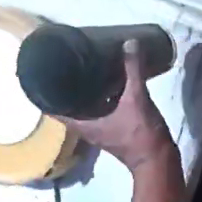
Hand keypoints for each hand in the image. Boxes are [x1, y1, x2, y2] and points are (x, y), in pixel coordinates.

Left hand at [56, 41, 175, 171]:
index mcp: (81, 123)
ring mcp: (98, 127)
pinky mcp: (112, 125)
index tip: (43, 70)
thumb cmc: (140, 133)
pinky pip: (99, 106)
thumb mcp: (137, 99)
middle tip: (65, 61)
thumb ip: (133, 70)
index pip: (51, 107)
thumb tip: (128, 43)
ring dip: (83, 88)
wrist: (157, 158)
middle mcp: (85, 126)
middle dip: (65, 84)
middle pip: (66, 103)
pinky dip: (99, 94)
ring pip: (83, 105)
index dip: (44, 90)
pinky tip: (108, 79)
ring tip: (85, 65)